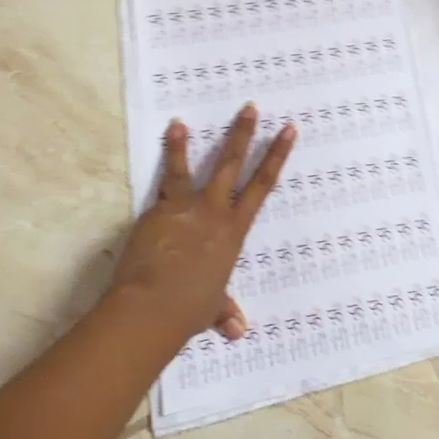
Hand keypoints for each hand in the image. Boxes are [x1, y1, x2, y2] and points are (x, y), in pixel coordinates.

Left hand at [108, 104, 295, 342]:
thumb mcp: (211, 308)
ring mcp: (184, 207)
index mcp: (233, 231)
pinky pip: (161, 183)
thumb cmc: (189, 309)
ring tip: (180, 122)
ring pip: (189, 167)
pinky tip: (163, 147)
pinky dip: (163, 163)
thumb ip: (224, 312)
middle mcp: (213, 211)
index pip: (262, 185)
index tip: (287, 130)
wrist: (152, 305)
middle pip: (232, 164)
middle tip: (249, 107)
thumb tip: (237, 331)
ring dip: (185, 143)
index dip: (277, 156)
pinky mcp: (156, 210)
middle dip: (243, 134)